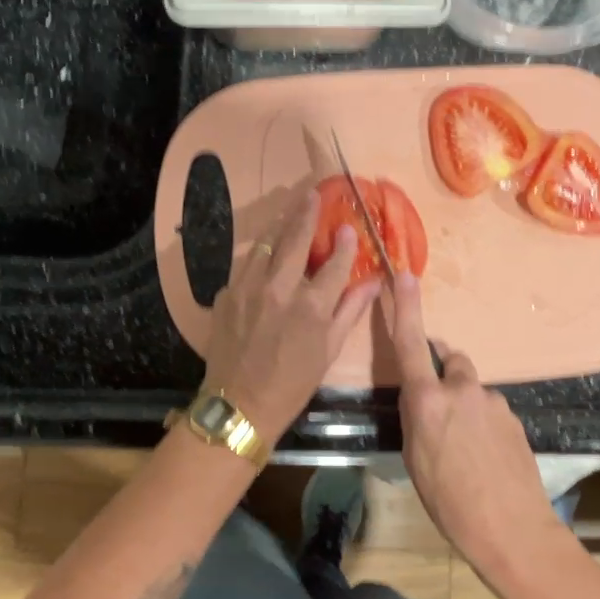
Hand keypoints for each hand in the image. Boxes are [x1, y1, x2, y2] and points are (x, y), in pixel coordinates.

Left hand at [202, 190, 381, 443]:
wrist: (240, 405)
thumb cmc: (292, 383)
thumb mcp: (329, 350)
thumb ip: (350, 310)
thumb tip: (372, 282)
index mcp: (310, 306)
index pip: (334, 263)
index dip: (344, 243)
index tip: (349, 226)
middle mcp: (279, 288)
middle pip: (295, 240)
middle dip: (306, 213)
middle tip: (312, 193)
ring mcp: (248, 288)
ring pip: (265, 245)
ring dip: (280, 226)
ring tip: (288, 210)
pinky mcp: (227, 295)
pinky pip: (246, 266)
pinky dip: (259, 257)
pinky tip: (265, 255)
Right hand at [385, 273, 561, 564]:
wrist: (513, 530)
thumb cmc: (449, 503)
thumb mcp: (414, 461)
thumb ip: (416, 418)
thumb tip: (421, 400)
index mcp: (427, 401)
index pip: (411, 343)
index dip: (404, 307)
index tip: (403, 274)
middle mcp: (461, 391)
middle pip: (449, 361)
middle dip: (441, 372)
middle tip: (435, 408)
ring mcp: (492, 402)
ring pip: (471, 390)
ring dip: (463, 405)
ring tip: (463, 451)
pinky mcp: (513, 417)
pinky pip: (489, 410)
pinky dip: (482, 423)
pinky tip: (483, 460)